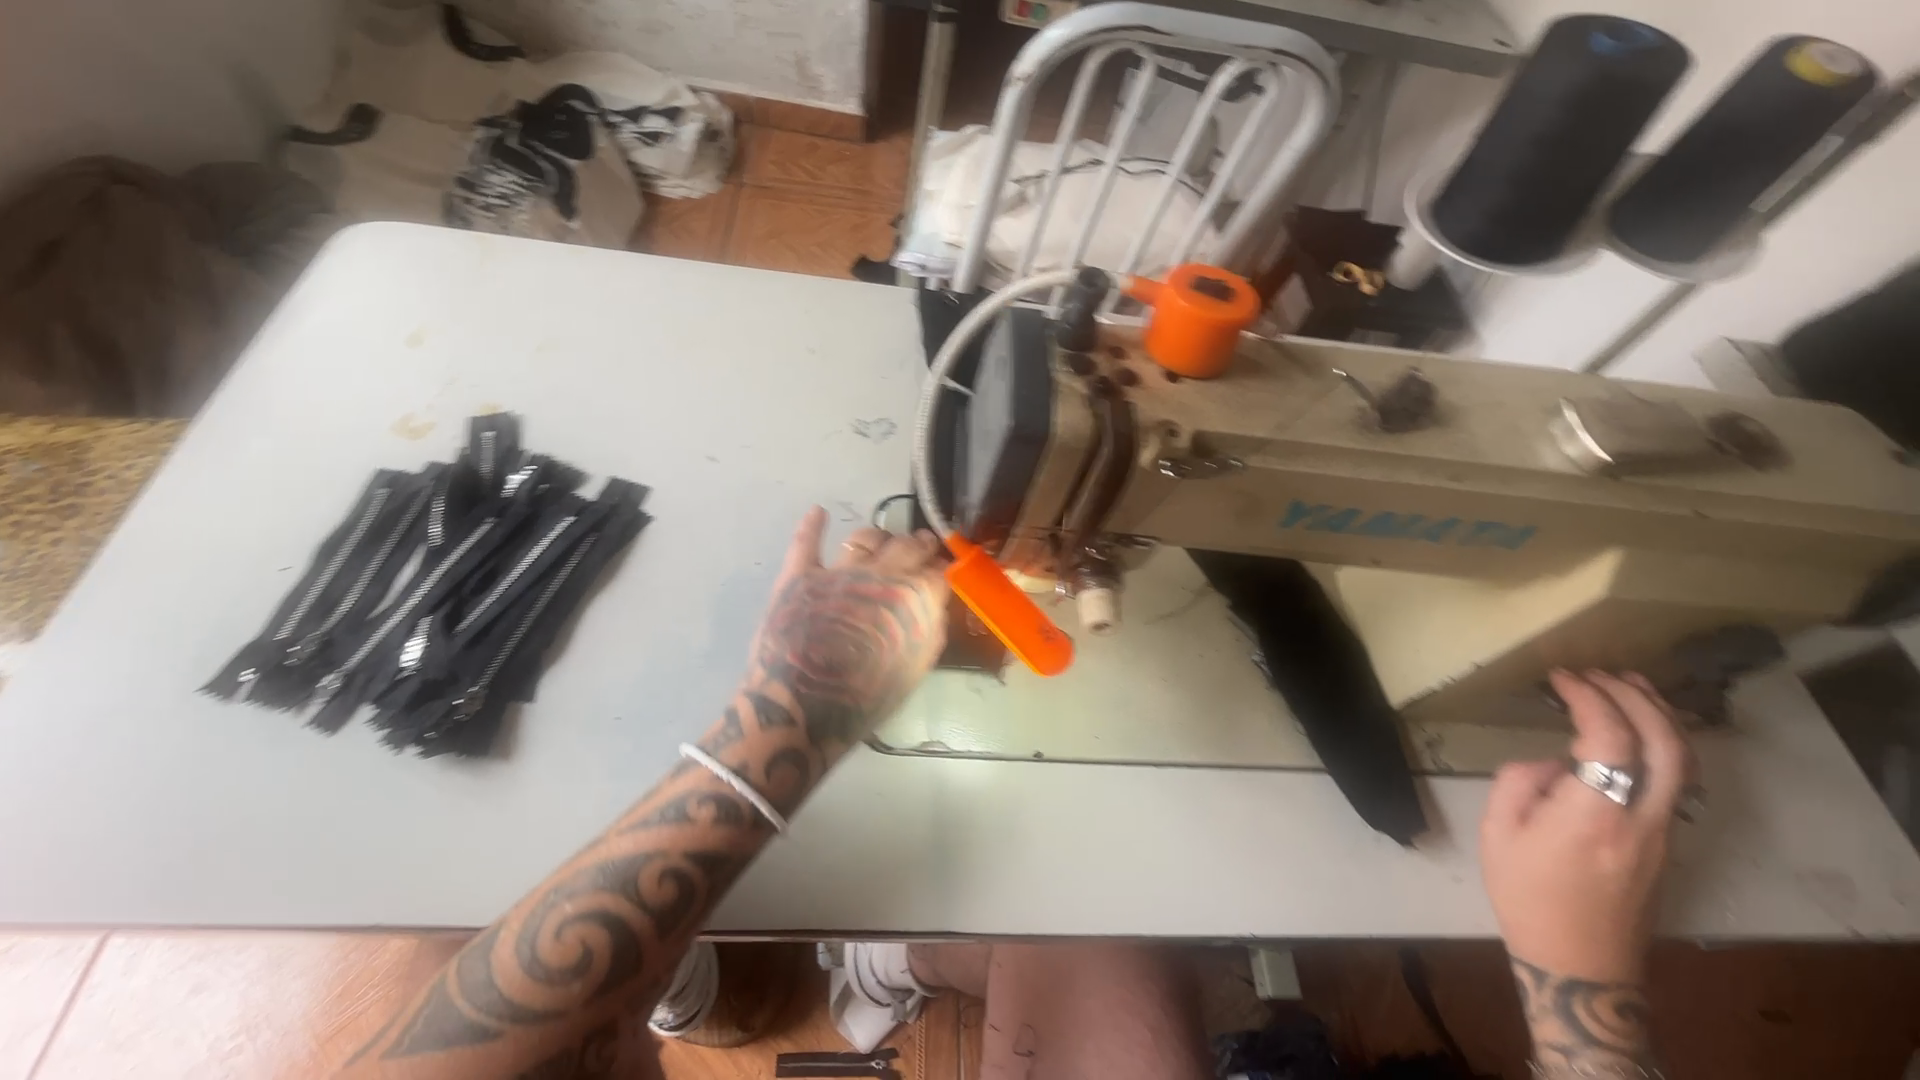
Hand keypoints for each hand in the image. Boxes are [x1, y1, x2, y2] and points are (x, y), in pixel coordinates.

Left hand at [743, 507, 948, 758]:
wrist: (800, 709)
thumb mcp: (915, 668)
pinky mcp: (799, 575)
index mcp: (914, 597)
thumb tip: (935, 602)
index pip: (939, 569)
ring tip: (881, 543)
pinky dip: (813, 525)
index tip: (944, 570)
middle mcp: (880, 574)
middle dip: (919, 544)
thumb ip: (930, 628)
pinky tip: (818, 513)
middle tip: (921, 548)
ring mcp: (837, 571)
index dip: (943, 568)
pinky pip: (806, 541)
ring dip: (878, 537)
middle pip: (907, 544)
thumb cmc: (864, 699)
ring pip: (864, 537)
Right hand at [1480, 670, 1692, 982]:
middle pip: (1665, 742)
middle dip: (1636, 697)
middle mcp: (1640, 816)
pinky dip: (1662, 740)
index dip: (1589, 698)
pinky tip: (1637, 730)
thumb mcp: (1498, 833)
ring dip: (1660, 715)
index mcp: (1592, 813)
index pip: (1608, 738)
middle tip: (1599, 672)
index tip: (1563, 677)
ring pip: (1685, 759)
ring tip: (1629, 685)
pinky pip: (1677, 777)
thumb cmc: (1527, 894)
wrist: (1578, 958)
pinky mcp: (1666, 840)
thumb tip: (1554, 764)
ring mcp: (1662, 830)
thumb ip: (1520, 782)